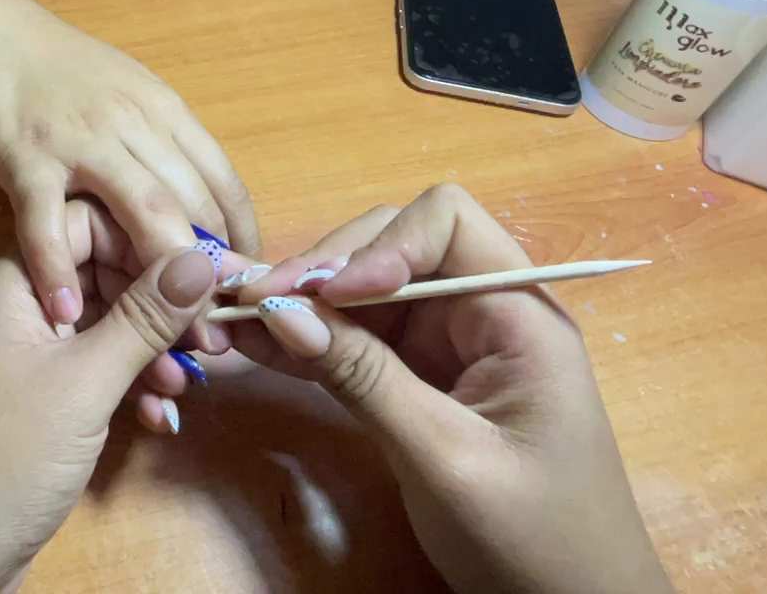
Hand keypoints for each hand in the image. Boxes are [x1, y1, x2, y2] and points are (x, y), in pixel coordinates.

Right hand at [0, 0, 259, 338]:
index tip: (245, 284)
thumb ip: (163, 142)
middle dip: (212, 274)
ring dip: (160, 281)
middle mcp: (133, 126)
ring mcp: (80, 141)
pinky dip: (58, 271)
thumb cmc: (63, 66)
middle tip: (217, 333)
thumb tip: (200, 200)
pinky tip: (65, 314)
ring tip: (165, 341)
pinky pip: (46, 221)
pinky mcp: (26, 157)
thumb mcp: (128, 92)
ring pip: (140, 212)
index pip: (224, 181)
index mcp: (163, 111)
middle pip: (192, 205)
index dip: (243, 240)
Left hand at [0, 248, 220, 592]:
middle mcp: (24, 301)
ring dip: (150, 351)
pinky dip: (131, 385)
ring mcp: (33, 348)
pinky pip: (98, 366)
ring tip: (183, 387)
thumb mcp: (85, 381)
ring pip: (107, 323)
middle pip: (105, 273)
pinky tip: (159, 418)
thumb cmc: (5, 454)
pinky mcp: (45, 391)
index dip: (146, 240)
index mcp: (18, 277)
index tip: (202, 274)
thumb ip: (145, 317)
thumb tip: (202, 258)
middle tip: (207, 340)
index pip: (91, 223)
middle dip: (157, 305)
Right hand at [232, 185, 672, 593]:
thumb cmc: (536, 543)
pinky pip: (342, 335)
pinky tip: (249, 340)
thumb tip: (276, 312)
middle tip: (256, 301)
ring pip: (351, 289)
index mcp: (515, 313)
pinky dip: (298, 336)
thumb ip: (363, 377)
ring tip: (231, 314)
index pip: (445, 222)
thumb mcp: (445, 458)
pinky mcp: (404, 370)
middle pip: (384, 245)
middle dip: (321, 269)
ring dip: (294, 300)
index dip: (384, 243)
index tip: (334, 291)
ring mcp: (435, 339)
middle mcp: (472, 309)